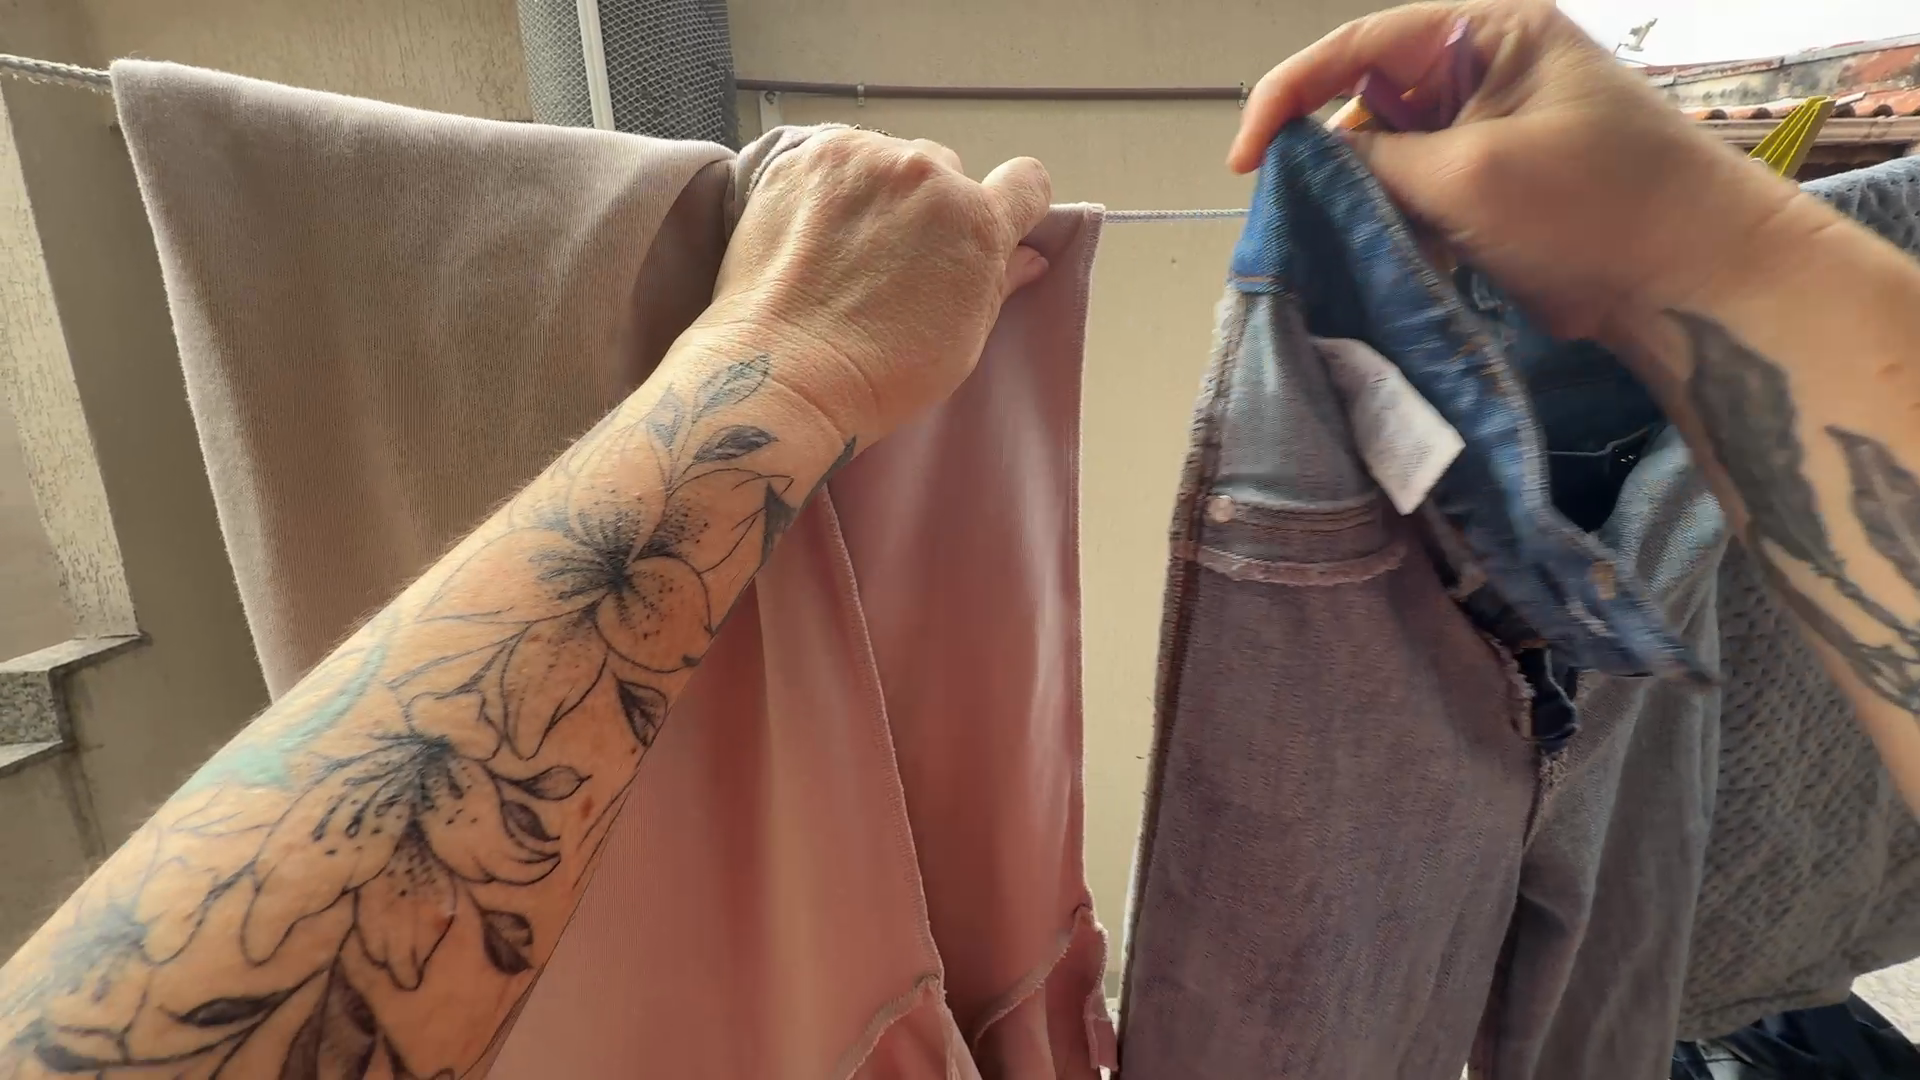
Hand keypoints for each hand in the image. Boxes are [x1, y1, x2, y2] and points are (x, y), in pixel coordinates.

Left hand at [702, 128, 1052, 444]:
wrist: (788, 373)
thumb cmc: (883, 374)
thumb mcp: (960, 341)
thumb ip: (997, 284)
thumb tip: (1029, 257)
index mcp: (976, 224)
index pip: (1027, 183)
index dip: (1013, 205)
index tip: (988, 228)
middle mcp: (926, 174)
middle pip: (945, 170)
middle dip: (930, 207)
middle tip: (898, 256)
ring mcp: (862, 159)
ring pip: (887, 160)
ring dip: (879, 192)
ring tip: (846, 248)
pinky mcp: (805, 157)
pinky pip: (834, 161)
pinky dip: (830, 190)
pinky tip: (812, 236)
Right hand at [1230, 0, 1804, 338]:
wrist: (1677, 275)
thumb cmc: (1588, 204)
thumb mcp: (1466, 172)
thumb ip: (1374, 160)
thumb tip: (1303, 160)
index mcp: (1487, 34)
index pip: (1358, 48)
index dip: (1287, 96)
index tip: (1243, 161)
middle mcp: (1473, 74)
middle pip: (1358, 102)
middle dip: (1319, 153)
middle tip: (1289, 208)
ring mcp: (1471, 133)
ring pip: (1372, 156)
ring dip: (1350, 198)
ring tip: (1341, 237)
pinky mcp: (1468, 187)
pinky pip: (1396, 195)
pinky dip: (1376, 222)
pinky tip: (1378, 250)